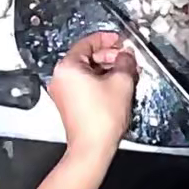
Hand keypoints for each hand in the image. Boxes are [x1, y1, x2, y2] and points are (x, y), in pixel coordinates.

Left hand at [49, 32, 137, 160]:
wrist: (92, 149)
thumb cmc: (101, 118)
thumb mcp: (121, 82)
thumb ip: (125, 61)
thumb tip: (127, 54)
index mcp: (68, 67)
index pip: (88, 42)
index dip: (108, 39)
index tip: (120, 40)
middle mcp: (61, 77)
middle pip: (87, 56)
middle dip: (110, 56)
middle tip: (127, 58)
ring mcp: (63, 91)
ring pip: (87, 71)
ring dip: (107, 69)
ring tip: (126, 72)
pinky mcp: (69, 103)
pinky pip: (85, 84)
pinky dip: (100, 81)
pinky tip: (117, 85)